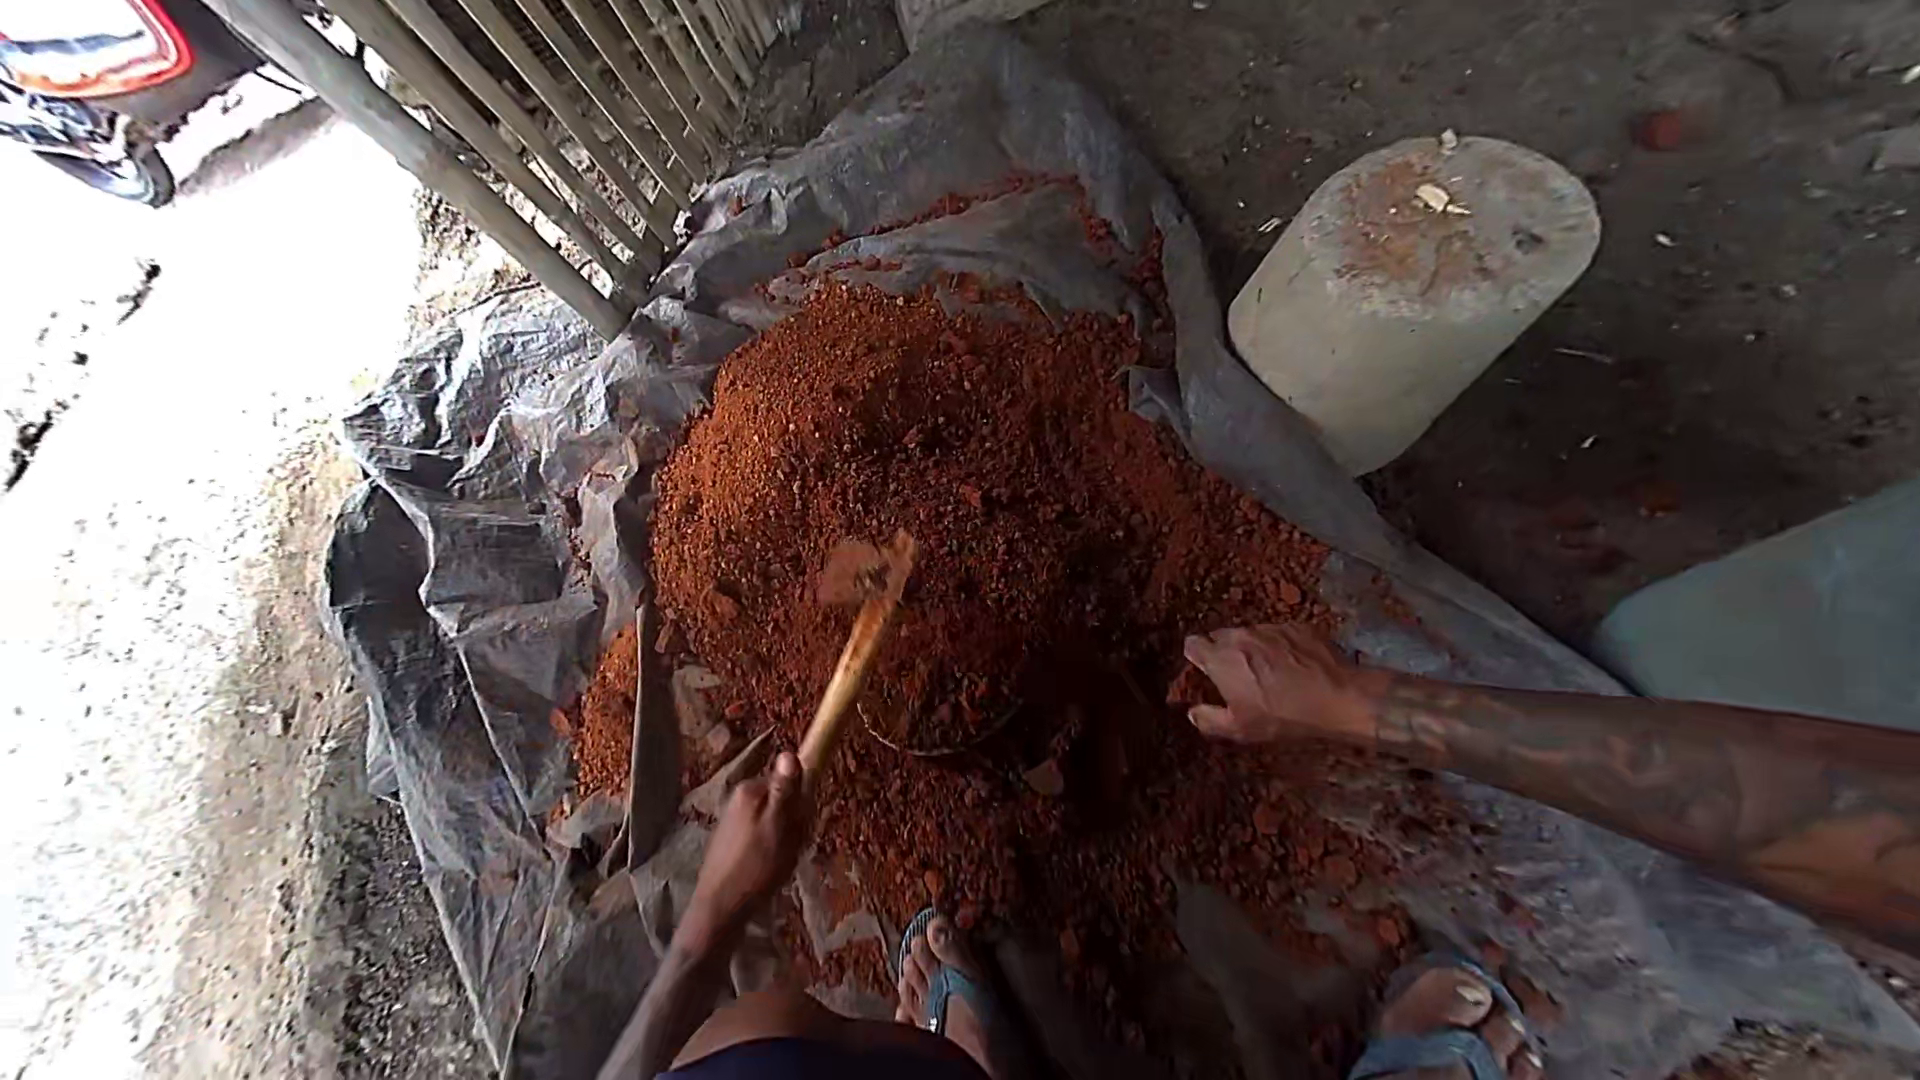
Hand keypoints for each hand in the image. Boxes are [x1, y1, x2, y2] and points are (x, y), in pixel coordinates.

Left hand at [685, 752, 810, 941]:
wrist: (719, 912)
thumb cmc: (755, 867)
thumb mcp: (778, 826)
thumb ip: (784, 790)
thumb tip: (789, 751)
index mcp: (750, 790)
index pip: (791, 779)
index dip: (802, 801)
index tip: (802, 825)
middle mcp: (739, 798)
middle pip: (782, 798)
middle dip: (794, 821)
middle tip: (792, 846)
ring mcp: (733, 819)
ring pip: (774, 819)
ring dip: (785, 837)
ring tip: (780, 861)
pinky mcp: (730, 840)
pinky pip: (762, 834)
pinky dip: (771, 849)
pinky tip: (768, 869)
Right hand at [1181, 624, 1374, 744]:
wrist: (1341, 698)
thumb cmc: (1285, 715)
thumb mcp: (1242, 729)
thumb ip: (1209, 720)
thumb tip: (1192, 713)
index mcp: (1220, 658)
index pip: (1192, 644)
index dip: (1197, 656)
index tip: (1206, 671)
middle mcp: (1240, 636)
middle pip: (1219, 636)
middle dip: (1223, 652)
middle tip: (1238, 676)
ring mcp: (1269, 628)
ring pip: (1249, 634)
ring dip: (1251, 648)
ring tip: (1270, 671)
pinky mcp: (1296, 626)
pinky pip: (1276, 633)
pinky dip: (1278, 645)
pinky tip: (1293, 665)